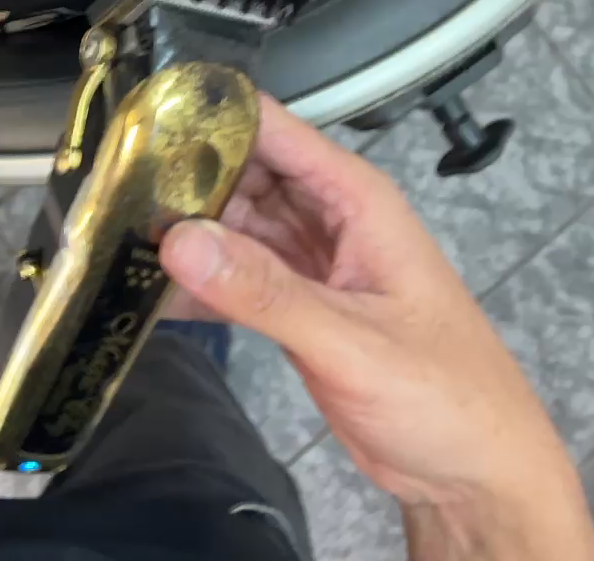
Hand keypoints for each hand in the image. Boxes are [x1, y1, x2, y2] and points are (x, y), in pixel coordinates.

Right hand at [161, 98, 593, 559]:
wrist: (476, 477)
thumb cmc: (445, 395)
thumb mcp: (352, 340)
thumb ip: (264, 291)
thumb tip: (179, 240)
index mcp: (353, 197)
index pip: (273, 130)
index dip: (211, 116)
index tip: (145, 120)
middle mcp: (324, 214)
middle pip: (241, 170)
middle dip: (184, 175)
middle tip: (118, 189)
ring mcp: (304, 256)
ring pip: (231, 220)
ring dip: (185, 228)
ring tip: (121, 233)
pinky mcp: (289, 297)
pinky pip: (233, 271)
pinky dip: (199, 279)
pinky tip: (153, 290)